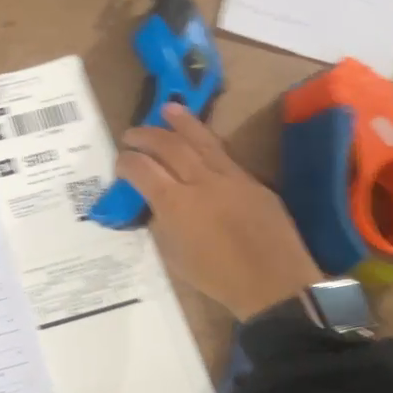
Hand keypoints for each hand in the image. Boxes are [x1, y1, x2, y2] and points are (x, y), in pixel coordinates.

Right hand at [115, 103, 324, 320]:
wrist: (273, 283)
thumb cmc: (216, 277)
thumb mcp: (174, 255)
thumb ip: (163, 223)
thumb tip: (157, 205)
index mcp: (175, 204)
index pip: (143, 170)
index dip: (127, 162)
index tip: (119, 161)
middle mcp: (201, 182)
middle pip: (170, 147)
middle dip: (147, 136)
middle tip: (131, 133)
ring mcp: (231, 178)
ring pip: (202, 142)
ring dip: (182, 124)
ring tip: (168, 110)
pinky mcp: (253, 182)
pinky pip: (224, 155)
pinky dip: (207, 142)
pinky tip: (200, 139)